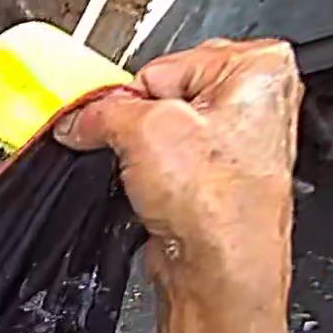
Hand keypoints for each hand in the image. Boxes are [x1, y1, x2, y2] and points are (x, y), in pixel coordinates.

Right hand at [56, 38, 299, 326]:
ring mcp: (229, 146)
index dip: (126, 99)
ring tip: (148, 181)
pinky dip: (144, 183)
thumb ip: (102, 114)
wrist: (217, 266)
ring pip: (156, 139)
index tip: (104, 123)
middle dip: (132, 129)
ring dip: (137, 161)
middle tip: (132, 155)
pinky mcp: (205, 183)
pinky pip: (159, 170)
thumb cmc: (216, 201)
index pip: (160, 67)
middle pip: (159, 101)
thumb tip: (75, 118)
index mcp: (257, 66)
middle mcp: (252, 101)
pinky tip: (150, 197)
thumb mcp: (144, 131)